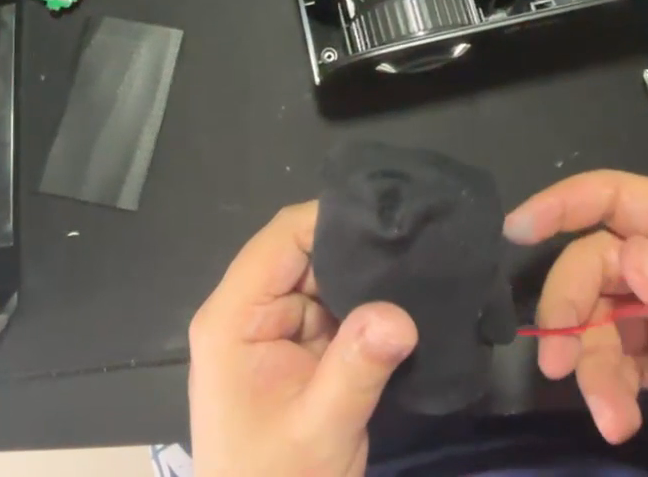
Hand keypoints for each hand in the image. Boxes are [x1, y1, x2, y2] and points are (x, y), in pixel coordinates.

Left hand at [189, 202, 417, 476]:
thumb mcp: (321, 429)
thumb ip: (356, 367)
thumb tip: (399, 312)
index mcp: (233, 317)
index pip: (280, 239)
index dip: (330, 220)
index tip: (388, 217)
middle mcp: (245, 312)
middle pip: (301, 252)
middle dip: (353, 249)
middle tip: (413, 241)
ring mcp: (269, 330)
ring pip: (319, 278)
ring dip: (361, 278)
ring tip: (414, 264)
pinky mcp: (291, 349)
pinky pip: (328, 309)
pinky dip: (359, 306)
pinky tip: (399, 298)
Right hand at [506, 171, 647, 476]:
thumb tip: (623, 250)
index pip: (622, 199)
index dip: (565, 203)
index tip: (517, 231)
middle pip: (601, 263)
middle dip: (572, 306)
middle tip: (560, 361)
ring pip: (608, 315)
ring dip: (592, 358)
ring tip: (606, 414)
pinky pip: (629, 357)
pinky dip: (613, 383)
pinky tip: (618, 417)